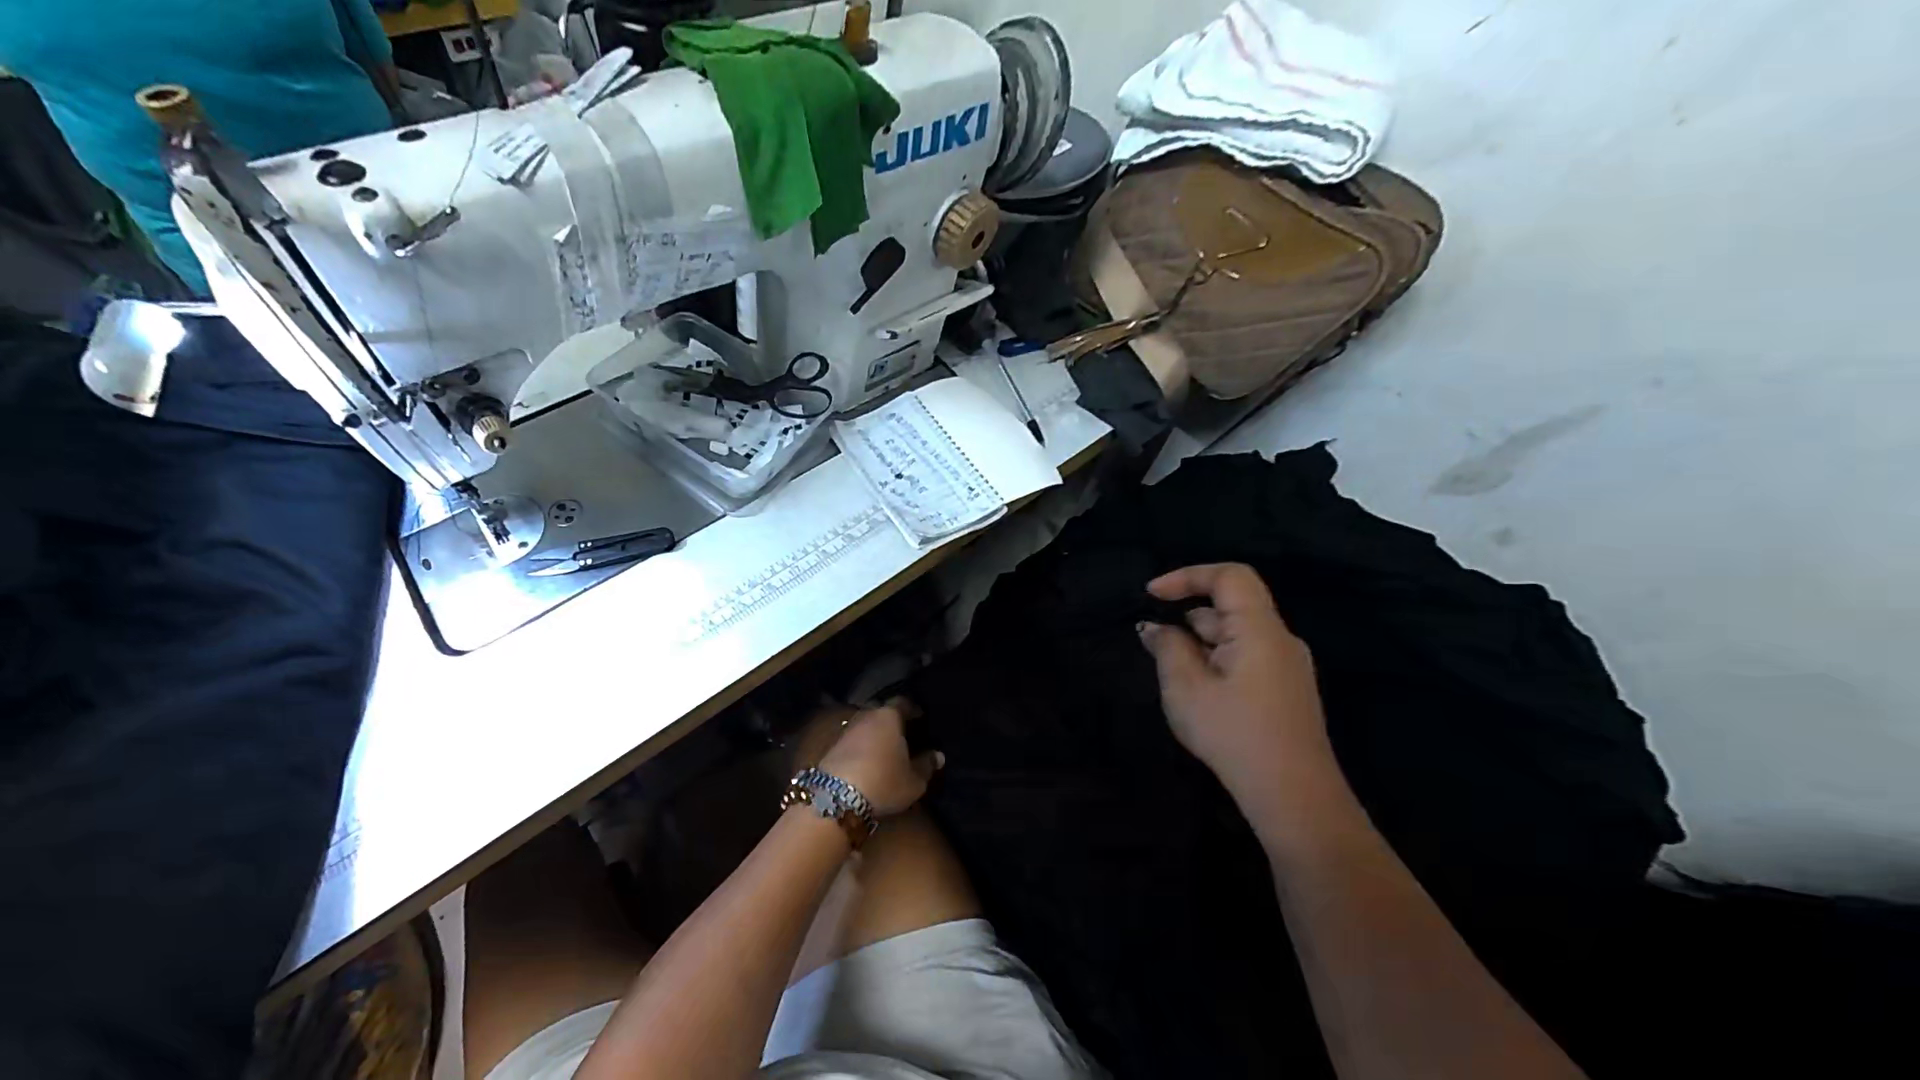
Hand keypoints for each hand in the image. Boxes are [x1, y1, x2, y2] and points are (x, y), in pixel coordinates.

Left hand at [817, 702, 942, 816]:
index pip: (903, 702)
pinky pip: (852, 740)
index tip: (920, 717)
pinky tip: (867, 760)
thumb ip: (927, 765)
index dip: (913, 709)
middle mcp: (866, 716)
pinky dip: (860, 746)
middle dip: (892, 720)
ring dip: (874, 734)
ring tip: (885, 748)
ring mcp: (846, 731)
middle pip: (881, 712)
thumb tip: (938, 755)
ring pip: (864, 725)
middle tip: (903, 733)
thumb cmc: (884, 782)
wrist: (836, 799)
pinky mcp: (831, 748)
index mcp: (889, 716)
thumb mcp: (914, 780)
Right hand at [1137, 564, 1337, 801]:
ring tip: (1176, 680)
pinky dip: (1218, 662)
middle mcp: (1281, 640)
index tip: (1152, 595)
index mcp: (1260, 629)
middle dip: (1189, 619)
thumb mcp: (1186, 688)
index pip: (1229, 576)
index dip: (1188, 576)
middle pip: (1232, 607)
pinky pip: (1248, 658)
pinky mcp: (1288, 691)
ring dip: (1201, 644)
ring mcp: (1289, 667)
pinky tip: (1202, 695)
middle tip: (1156, 650)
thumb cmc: (1234, 734)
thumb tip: (1155, 628)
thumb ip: (1167, 648)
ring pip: (1238, 636)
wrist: (1294, 796)